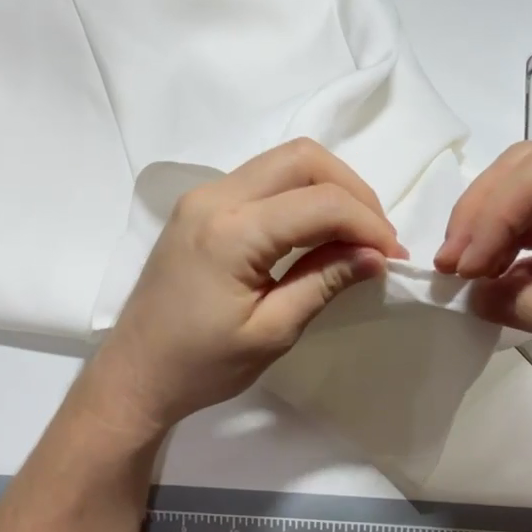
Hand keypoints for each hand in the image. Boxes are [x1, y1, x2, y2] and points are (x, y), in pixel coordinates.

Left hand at [82, 139, 405, 434]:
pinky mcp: (201, 208)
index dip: (367, 224)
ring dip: (329, 189)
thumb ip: (323, 284)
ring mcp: (203, 198)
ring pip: (283, 163)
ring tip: (356, 235)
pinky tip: (319, 232)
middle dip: (353, 191)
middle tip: (378, 238)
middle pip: (302, 159)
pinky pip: (263, 181)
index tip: (394, 257)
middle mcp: (214, 198)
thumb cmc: (202, 366)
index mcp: (231, 233)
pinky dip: (301, 196)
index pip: (319, 203)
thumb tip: (375, 257)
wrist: (136, 373)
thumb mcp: (272, 333)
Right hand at [435, 142, 531, 397]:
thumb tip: (476, 298)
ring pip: (527, 201)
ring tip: (463, 278)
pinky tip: (490, 286)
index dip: (492, 214)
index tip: (464, 268)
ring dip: (488, 232)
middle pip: (528, 172)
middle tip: (450, 266)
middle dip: (481, 212)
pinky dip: (507, 256)